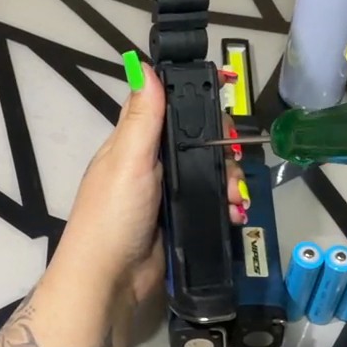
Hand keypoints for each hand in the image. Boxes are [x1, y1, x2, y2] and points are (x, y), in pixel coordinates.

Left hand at [51, 54, 249, 306]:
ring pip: (209, 175)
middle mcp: (150, 167)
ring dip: (229, 181)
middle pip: (197, 145)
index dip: (196, 109)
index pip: (168, 113)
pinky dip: (227, 207)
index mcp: (132, 145)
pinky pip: (211, 205)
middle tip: (232, 162)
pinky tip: (234, 213)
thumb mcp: (127, 159)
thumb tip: (145, 65)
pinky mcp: (180, 223)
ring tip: (236, 197)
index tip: (220, 116)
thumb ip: (142, 117)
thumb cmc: (113, 214)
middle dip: (221, 152)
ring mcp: (166, 197)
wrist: (110, 280)